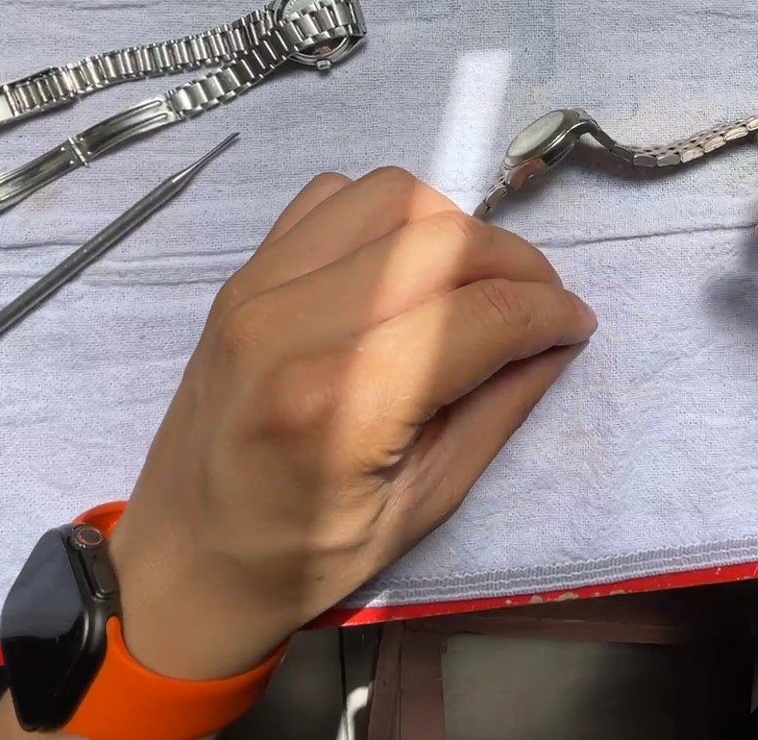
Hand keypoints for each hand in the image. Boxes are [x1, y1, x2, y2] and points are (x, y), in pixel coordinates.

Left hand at [106, 167, 596, 679]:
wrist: (180, 561)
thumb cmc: (306, 555)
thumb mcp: (426, 502)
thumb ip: (502, 407)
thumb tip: (560, 336)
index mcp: (345, 401)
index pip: (482, 316)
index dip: (549, 311)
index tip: (577, 322)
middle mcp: (296, 322)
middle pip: (444, 239)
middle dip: (515, 261)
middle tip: (538, 300)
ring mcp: (260, 284)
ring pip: (392, 195)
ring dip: (454, 227)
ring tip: (471, 278)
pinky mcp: (245, 272)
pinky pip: (332, 195)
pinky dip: (386, 214)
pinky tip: (400, 261)